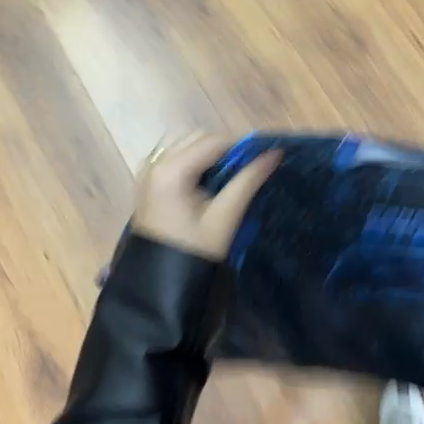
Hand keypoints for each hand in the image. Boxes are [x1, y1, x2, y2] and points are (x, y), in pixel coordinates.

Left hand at [131, 133, 281, 261]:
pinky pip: (176, 159)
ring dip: (210, 156)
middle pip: (198, 139)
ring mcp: (148, 172)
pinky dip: (194, 163)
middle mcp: (155, 163)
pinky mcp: (148, 182)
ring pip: (187, 147)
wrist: (161, 283)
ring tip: (231, 178)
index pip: (214, 141)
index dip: (242, 146)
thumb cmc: (194, 251)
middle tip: (248, 170)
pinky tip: (209, 184)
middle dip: (225, 150)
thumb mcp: (224, 217)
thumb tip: (275, 153)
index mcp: (171, 170)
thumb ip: (248, 181)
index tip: (265, 157)